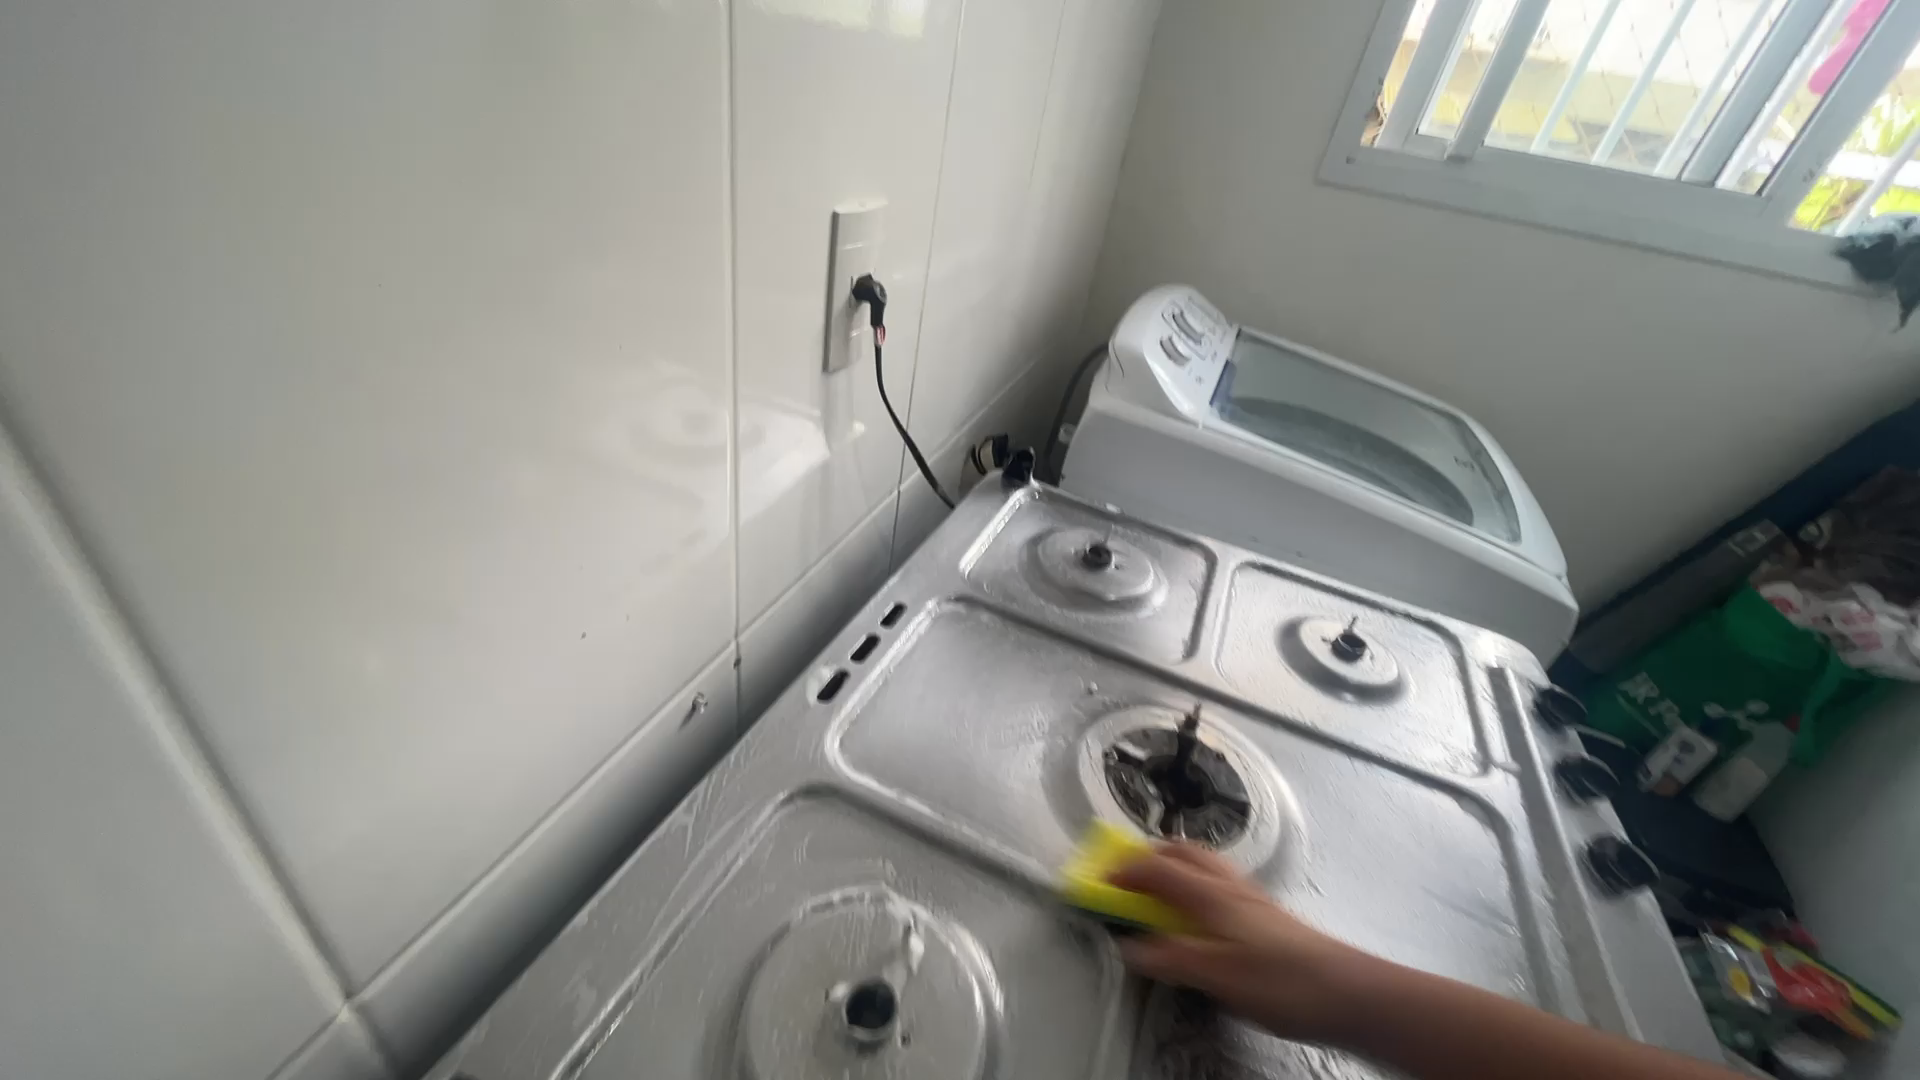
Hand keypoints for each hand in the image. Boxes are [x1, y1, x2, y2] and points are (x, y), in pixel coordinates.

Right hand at [1108, 843, 1371, 1043]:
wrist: (1350, 992)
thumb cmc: (1281, 981)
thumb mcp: (1217, 976)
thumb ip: (1171, 959)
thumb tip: (1129, 946)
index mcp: (1209, 894)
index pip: (1156, 868)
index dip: (1124, 871)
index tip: (1099, 881)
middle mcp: (1227, 884)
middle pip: (1181, 851)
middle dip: (1149, 855)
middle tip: (1128, 875)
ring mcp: (1249, 893)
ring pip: (1202, 861)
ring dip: (1174, 863)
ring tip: (1159, 885)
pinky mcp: (1265, 910)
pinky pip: (1219, 878)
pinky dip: (1196, 879)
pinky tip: (1202, 908)